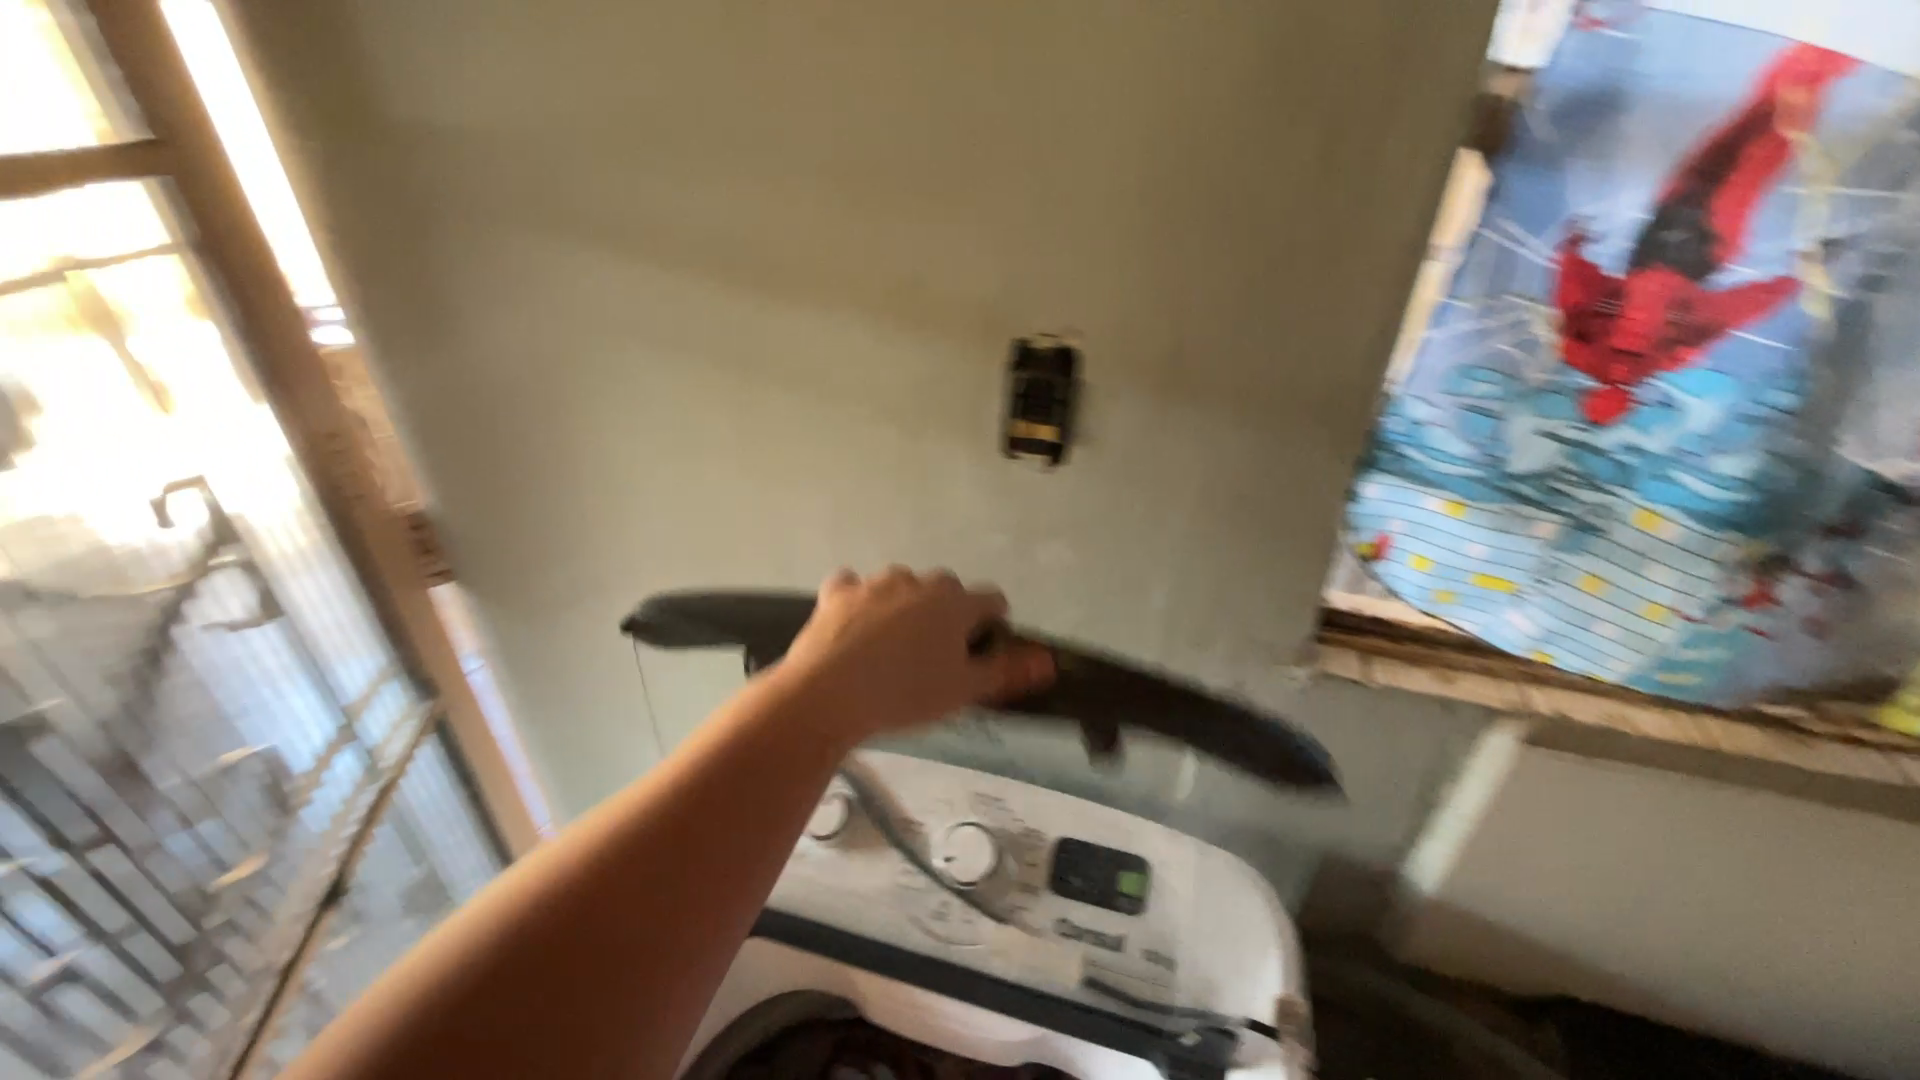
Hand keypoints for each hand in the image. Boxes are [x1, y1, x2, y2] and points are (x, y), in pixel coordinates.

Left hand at [772, 566, 1054, 743]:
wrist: (828, 694)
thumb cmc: (905, 695)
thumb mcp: (963, 690)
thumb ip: (1007, 671)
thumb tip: (1049, 660)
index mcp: (955, 603)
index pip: (991, 600)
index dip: (993, 623)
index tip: (983, 648)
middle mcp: (918, 582)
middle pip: (946, 589)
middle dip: (948, 613)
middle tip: (937, 654)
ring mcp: (875, 583)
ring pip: (901, 585)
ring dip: (905, 605)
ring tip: (894, 645)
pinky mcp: (837, 592)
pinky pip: (854, 586)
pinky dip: (859, 600)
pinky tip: (854, 624)